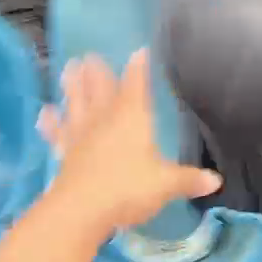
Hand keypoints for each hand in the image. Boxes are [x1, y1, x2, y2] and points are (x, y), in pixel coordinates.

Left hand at [38, 50, 221, 232]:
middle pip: (101, 90)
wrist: (82, 210)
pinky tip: (44, 113)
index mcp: (132, 119)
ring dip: (72, 86)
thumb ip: (189, 180)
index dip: (138, 69)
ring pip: (76, 104)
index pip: (136, 87)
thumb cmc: (128, 189)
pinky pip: (57, 134)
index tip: (139, 51)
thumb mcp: (166, 185)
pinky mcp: (64, 154)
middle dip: (98, 72)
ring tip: (68, 67)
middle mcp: (104, 120)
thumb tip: (216, 180)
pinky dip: (51, 123)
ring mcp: (81, 136)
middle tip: (90, 54)